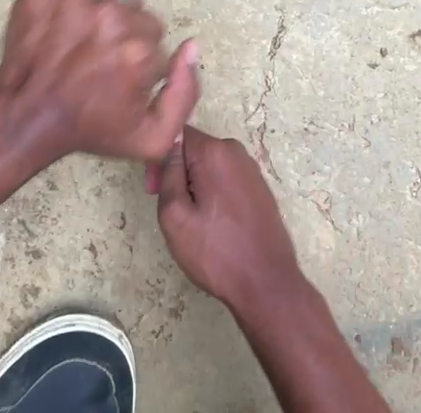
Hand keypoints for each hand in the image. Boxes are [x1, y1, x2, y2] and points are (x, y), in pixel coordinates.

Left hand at [0, 0, 199, 165]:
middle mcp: (113, 15)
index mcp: (140, 49)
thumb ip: (187, 93)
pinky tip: (68, 22)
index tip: (118, 75)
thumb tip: (192, 45)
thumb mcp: (151, 136)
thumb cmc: (89, 127)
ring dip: (101, 14)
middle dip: (124, 33)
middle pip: (135, 11)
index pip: (155, 38)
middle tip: (98, 58)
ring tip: (80, 41)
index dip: (139, 58)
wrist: (26, 113)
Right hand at [152, 126, 305, 312]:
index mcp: (215, 152)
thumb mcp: (174, 215)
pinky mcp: (259, 189)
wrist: (267, 285)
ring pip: (209, 165)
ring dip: (194, 184)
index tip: (154, 189)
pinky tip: (212, 222)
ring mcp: (251, 170)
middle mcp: (236, 152)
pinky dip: (213, 192)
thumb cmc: (216, 251)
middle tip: (169, 209)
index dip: (159, 158)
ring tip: (191, 220)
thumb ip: (167, 174)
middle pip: (193, 149)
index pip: (176, 134)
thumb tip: (169, 148)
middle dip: (176, 172)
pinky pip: (225, 179)